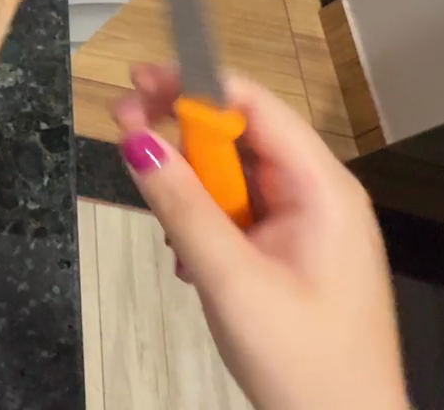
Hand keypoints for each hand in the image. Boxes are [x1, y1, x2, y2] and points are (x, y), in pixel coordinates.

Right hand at [115, 64, 406, 409]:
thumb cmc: (299, 361)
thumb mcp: (230, 278)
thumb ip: (181, 203)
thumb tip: (132, 136)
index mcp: (321, 189)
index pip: (252, 105)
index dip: (193, 84)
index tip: (136, 82)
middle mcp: (315, 193)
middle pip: (237, 132)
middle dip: (178, 130)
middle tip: (122, 129)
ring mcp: (302, 222)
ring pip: (229, 172)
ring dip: (186, 183)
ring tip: (161, 222)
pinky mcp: (286, 248)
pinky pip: (233, 207)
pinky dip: (200, 216)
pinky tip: (185, 253)